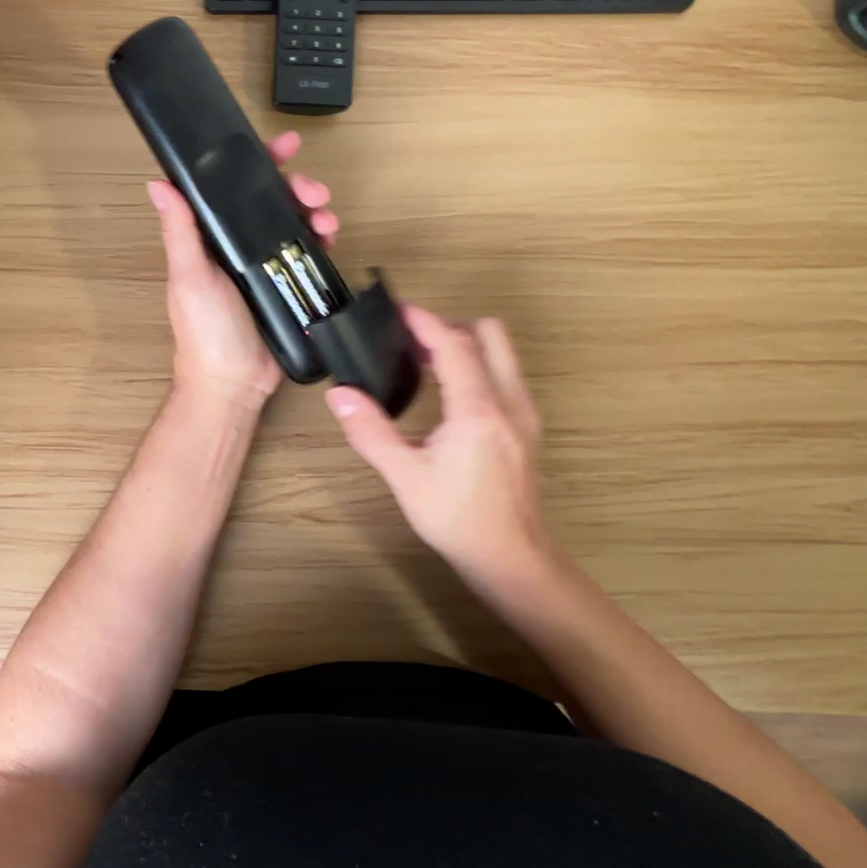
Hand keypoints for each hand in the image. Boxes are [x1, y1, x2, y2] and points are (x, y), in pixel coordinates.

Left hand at [147, 131, 338, 412]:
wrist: (234, 383)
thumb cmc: (204, 333)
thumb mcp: (189, 277)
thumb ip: (180, 232)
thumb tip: (158, 186)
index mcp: (211, 240)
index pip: (232, 191)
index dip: (256, 165)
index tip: (282, 147)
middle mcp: (237, 248)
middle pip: (271, 203)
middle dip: (297, 188)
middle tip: (315, 190)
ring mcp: (264, 267)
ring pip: (294, 224)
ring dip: (314, 211)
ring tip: (327, 217)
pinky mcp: (287, 286)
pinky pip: (308, 254)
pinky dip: (322, 241)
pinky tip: (331, 239)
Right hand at [323, 306, 549, 573]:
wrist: (512, 557)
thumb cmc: (457, 519)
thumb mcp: (405, 477)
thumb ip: (371, 432)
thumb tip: (340, 395)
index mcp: (478, 410)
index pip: (455, 344)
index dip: (425, 320)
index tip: (397, 310)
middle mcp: (509, 402)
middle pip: (490, 334)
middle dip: (451, 326)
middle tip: (412, 341)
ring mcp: (524, 413)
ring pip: (502, 353)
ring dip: (466, 345)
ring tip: (424, 361)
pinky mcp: (527, 427)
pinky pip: (505, 375)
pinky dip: (477, 366)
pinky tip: (448, 394)